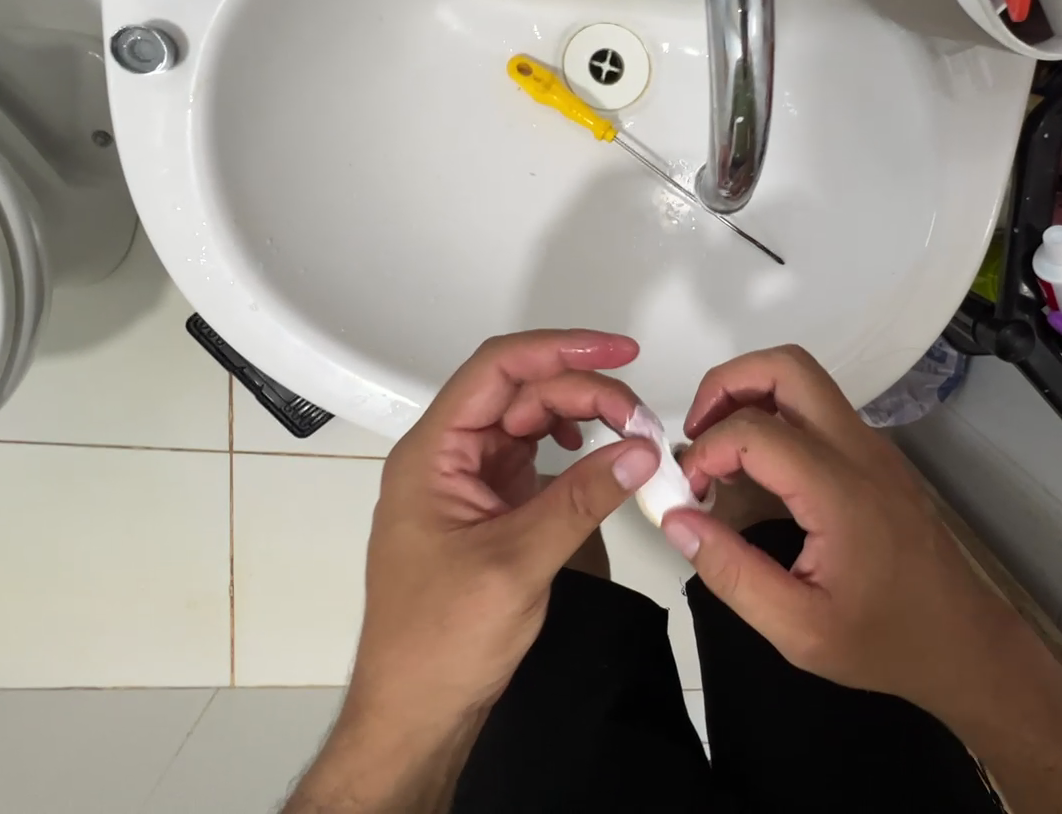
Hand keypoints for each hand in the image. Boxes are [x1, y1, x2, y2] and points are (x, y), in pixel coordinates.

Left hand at [350, 329, 660, 719]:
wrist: (418, 712)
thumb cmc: (442, 641)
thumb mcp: (516, 563)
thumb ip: (582, 499)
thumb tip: (643, 450)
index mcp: (434, 453)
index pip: (497, 370)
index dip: (558, 349)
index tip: (618, 352)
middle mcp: (450, 453)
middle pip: (522, 391)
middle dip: (584, 391)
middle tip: (640, 419)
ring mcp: (473, 477)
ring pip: (532, 418)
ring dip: (584, 414)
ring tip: (630, 433)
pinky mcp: (495, 501)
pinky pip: (538, 452)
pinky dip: (575, 445)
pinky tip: (596, 453)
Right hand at [660, 346, 1019, 716]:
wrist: (963, 641)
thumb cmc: (884, 640)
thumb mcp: (797, 629)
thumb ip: (730, 572)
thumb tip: (675, 519)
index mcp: (841, 491)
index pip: (756, 430)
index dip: (707, 450)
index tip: (689, 491)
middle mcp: (859, 449)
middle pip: (788, 366)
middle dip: (727, 382)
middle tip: (696, 433)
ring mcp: (871, 446)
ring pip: (804, 380)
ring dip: (750, 395)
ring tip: (719, 451)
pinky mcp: (874, 454)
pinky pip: (816, 411)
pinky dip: (774, 417)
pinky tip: (756, 474)